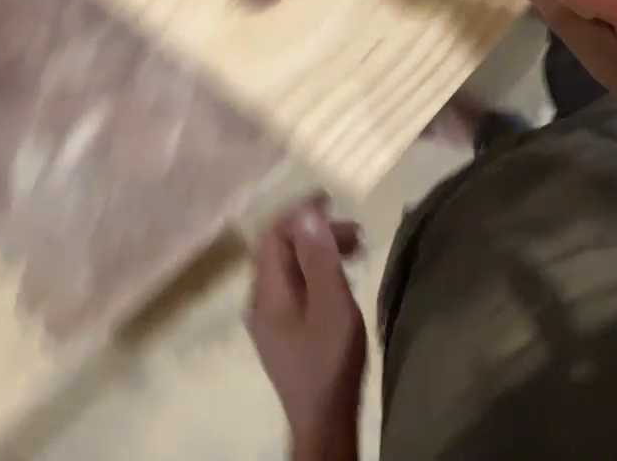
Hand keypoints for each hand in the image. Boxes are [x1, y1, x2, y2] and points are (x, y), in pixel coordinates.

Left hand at [246, 197, 367, 452]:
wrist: (323, 418)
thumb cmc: (330, 358)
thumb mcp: (332, 302)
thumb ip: (318, 257)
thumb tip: (307, 214)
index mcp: (268, 292)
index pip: (273, 235)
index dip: (299, 212)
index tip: (331, 198)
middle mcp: (260, 302)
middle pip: (279, 250)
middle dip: (315, 231)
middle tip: (356, 231)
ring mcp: (269, 319)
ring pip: (288, 268)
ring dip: (318, 250)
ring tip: (356, 249)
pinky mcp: (282, 331)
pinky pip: (295, 285)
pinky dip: (317, 269)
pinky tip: (341, 277)